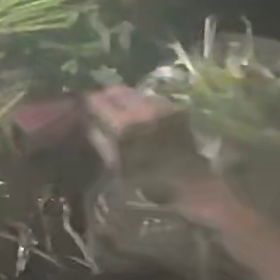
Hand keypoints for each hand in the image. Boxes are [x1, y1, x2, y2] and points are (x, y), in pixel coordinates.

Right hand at [84, 86, 235, 223]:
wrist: (195, 189)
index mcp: (124, 125)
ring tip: (120, 115)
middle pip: (117, 90)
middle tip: (100, 109)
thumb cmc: (150, 184)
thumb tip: (89, 123)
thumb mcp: (117, 166)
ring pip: (135, 93)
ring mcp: (163, 108)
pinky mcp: (177, 111)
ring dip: (125, 100)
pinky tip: (141, 120)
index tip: (84, 109)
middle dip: (106, 97)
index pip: (98, 100)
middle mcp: (143, 110)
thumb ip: (100, 141)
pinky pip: (151, 100)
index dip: (88, 103)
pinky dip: (141, 106)